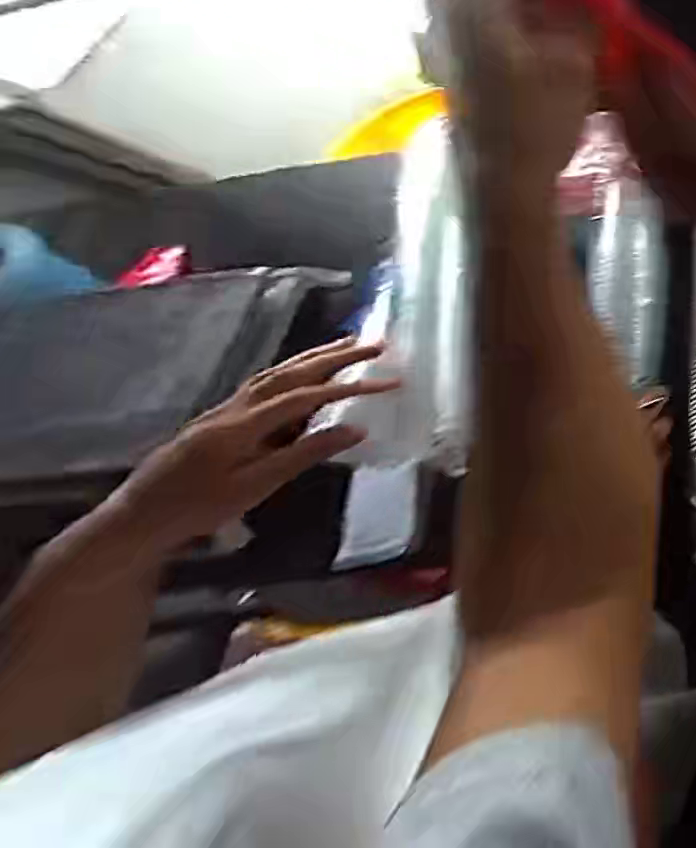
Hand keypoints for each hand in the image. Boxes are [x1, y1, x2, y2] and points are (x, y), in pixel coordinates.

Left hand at [105, 339, 400, 554]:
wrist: (134, 521)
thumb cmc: (197, 508)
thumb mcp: (256, 486)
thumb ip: (306, 453)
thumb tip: (358, 429)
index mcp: (241, 426)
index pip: (305, 397)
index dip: (350, 387)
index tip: (390, 383)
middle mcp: (232, 410)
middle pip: (289, 374)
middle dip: (335, 357)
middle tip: (376, 344)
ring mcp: (223, 412)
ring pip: (274, 374)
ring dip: (314, 357)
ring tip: (348, 344)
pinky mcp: (220, 418)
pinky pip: (263, 384)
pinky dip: (293, 370)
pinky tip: (306, 370)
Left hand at [430, 0, 597, 204]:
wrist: (503, 180)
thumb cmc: (537, 119)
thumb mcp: (574, 63)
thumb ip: (584, 17)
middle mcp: (450, 8)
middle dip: (561, 6)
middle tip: (599, 28)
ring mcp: (448, 40)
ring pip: (512, 19)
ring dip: (551, 32)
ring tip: (587, 55)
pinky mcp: (459, 70)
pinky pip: (503, 43)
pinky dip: (534, 51)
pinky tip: (561, 74)